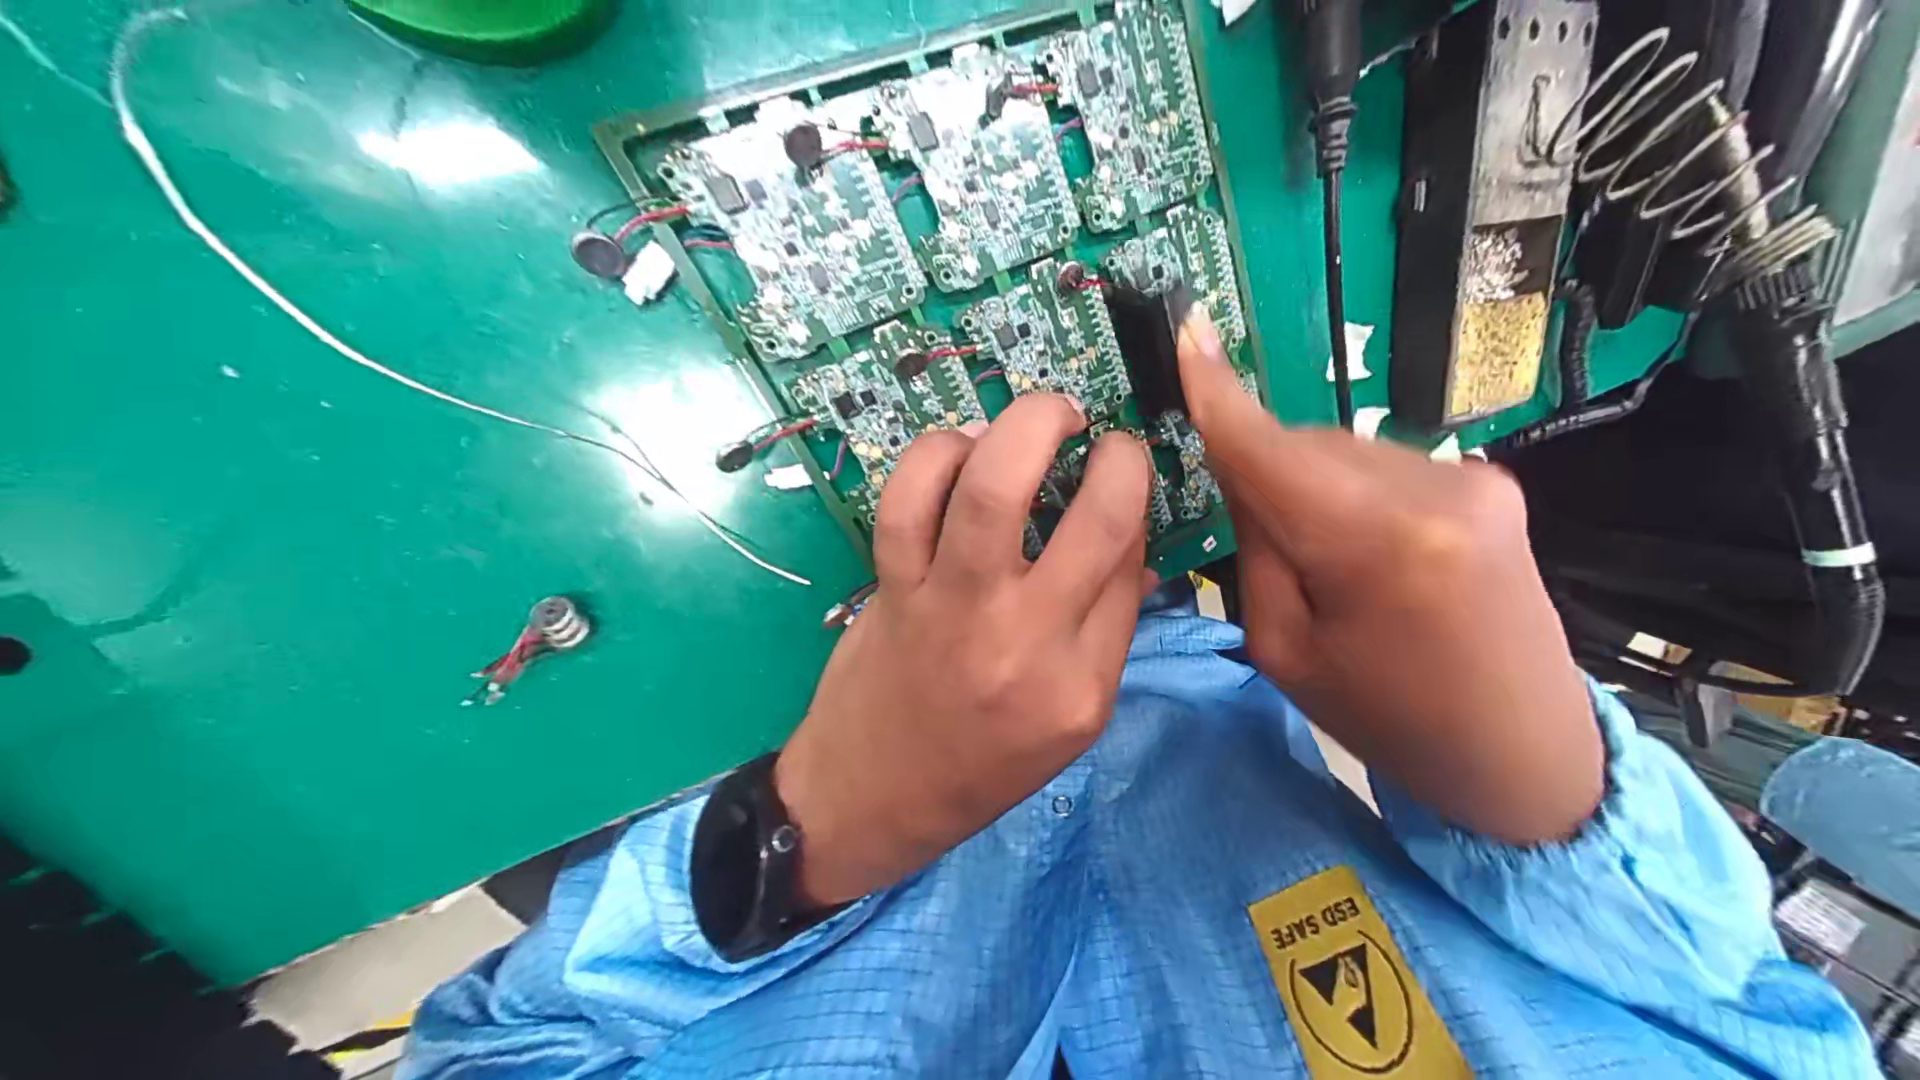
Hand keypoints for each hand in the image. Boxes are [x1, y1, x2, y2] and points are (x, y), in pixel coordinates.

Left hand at [775, 395, 1154, 905]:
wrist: (873, 799)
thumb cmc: (981, 766)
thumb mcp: (1069, 719)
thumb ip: (1105, 628)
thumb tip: (1126, 536)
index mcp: (1084, 683)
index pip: (1133, 564)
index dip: (1134, 498)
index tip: (1121, 473)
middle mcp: (1026, 639)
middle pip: (1095, 518)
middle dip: (1114, 454)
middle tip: (1095, 429)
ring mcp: (952, 609)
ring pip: (990, 488)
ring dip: (1022, 426)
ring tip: (1037, 417)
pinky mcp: (894, 590)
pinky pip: (908, 502)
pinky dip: (936, 455)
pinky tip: (958, 449)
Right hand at [1177, 312, 1601, 842]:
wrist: (1523, 754)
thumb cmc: (1384, 717)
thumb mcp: (1281, 646)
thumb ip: (1256, 549)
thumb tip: (1245, 476)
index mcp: (1375, 544)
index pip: (1269, 448)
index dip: (1218, 392)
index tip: (1186, 330)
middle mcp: (1433, 490)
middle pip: (1302, 445)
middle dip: (1262, 472)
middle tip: (1257, 540)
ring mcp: (1472, 480)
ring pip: (1339, 451)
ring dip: (1305, 484)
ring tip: (1322, 559)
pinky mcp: (1488, 484)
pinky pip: (1379, 464)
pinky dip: (1347, 491)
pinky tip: (1362, 548)